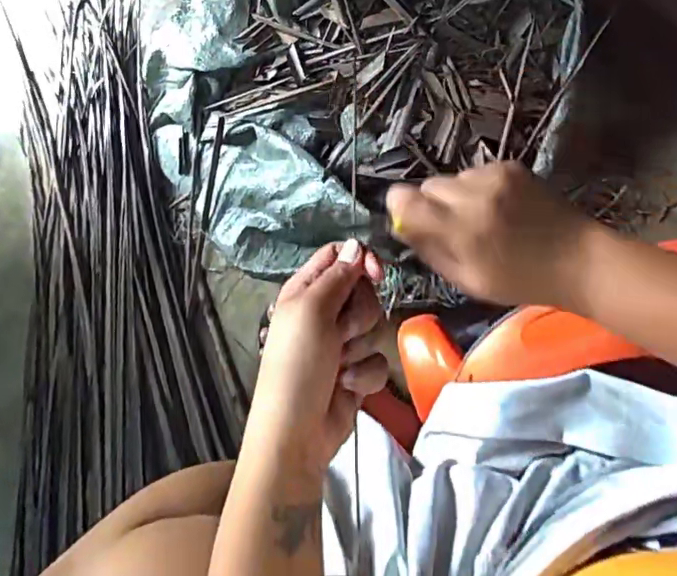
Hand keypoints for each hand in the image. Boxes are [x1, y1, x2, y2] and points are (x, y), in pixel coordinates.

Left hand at [248, 240, 389, 475]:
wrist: (297, 432)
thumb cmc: (297, 363)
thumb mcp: (312, 310)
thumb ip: (338, 275)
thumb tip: (358, 243)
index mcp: (307, 289)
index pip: (340, 255)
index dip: (360, 260)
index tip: (376, 276)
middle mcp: (325, 310)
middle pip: (364, 290)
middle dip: (359, 313)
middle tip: (341, 333)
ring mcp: (342, 342)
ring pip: (375, 325)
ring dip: (360, 347)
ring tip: (338, 365)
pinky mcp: (357, 370)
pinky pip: (378, 359)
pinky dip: (364, 374)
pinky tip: (346, 386)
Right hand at [385, 161, 598, 307]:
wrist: (580, 260)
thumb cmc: (521, 281)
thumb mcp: (468, 281)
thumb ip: (429, 250)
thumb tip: (400, 225)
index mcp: (460, 230)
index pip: (403, 199)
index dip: (400, 207)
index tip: (411, 220)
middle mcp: (472, 196)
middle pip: (426, 186)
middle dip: (433, 205)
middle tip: (455, 228)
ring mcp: (493, 176)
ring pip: (452, 179)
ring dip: (458, 196)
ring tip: (486, 219)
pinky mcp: (509, 165)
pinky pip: (476, 172)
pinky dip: (481, 188)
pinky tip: (503, 207)